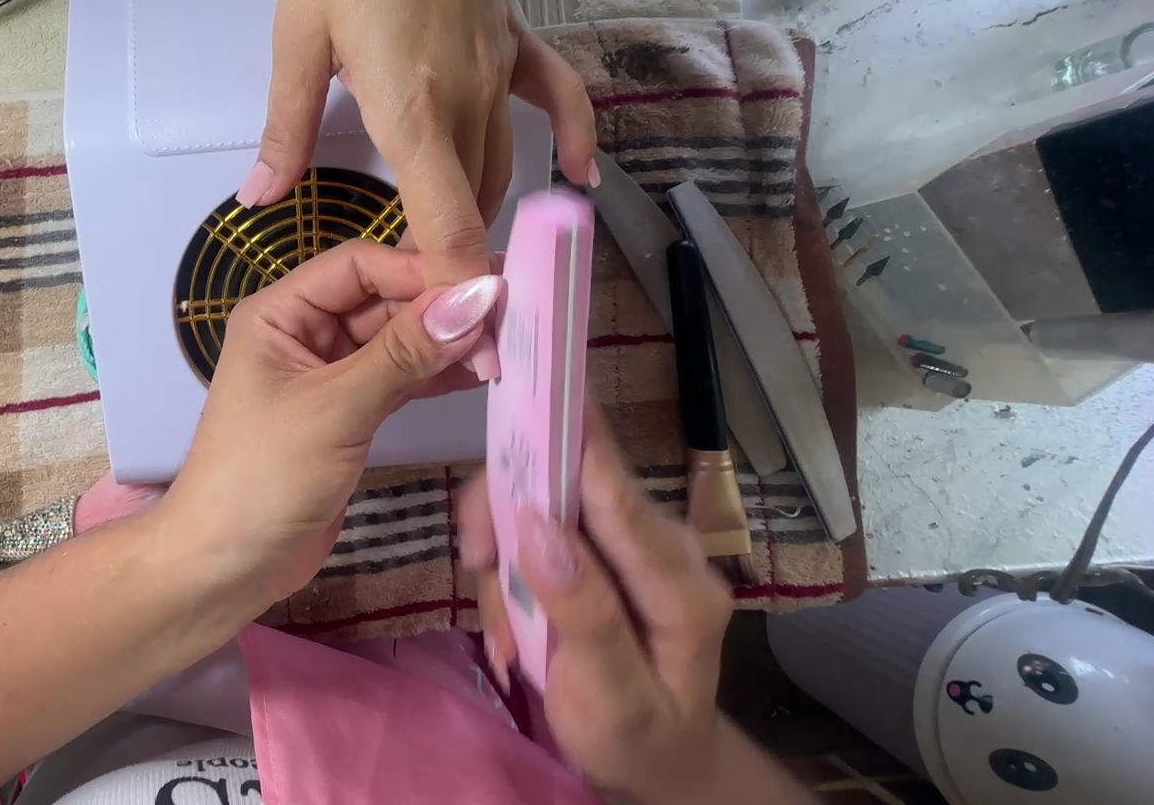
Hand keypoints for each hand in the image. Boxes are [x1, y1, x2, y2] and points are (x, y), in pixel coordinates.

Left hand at [162, 240, 500, 607]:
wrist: (228, 564)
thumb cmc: (264, 477)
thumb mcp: (334, 409)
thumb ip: (403, 354)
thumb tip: (476, 298)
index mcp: (280, 312)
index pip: (358, 266)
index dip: (419, 270)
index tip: (485, 286)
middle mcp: (303, 331)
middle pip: (381, 299)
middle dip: (439, 309)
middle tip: (510, 320)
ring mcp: (327, 372)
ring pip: (395, 339)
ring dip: (444, 343)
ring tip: (507, 346)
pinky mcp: (349, 410)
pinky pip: (398, 377)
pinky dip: (434, 375)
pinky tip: (480, 374)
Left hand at [244, 0, 597, 286]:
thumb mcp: (298, 35)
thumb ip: (286, 125)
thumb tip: (261, 196)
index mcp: (412, 108)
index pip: (446, 222)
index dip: (453, 285)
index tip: (453, 335)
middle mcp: (470, 99)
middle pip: (472, 204)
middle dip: (454, 259)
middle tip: (428, 306)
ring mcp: (502, 66)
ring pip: (500, 166)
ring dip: (479, 215)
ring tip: (458, 262)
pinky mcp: (516, 35)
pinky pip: (558, 97)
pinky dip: (570, 140)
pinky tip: (575, 178)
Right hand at [460, 406, 735, 800]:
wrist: (652, 763)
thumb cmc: (635, 740)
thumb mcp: (610, 699)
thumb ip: (582, 612)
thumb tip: (537, 523)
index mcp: (678, 583)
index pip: (616, 492)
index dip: (574, 436)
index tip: (534, 391)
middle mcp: (659, 544)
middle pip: (565, 485)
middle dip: (505, 517)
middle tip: (475, 564)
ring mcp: (626, 540)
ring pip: (538, 500)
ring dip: (501, 552)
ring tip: (502, 624)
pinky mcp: (598, 544)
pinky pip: (533, 522)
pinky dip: (505, 561)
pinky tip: (509, 614)